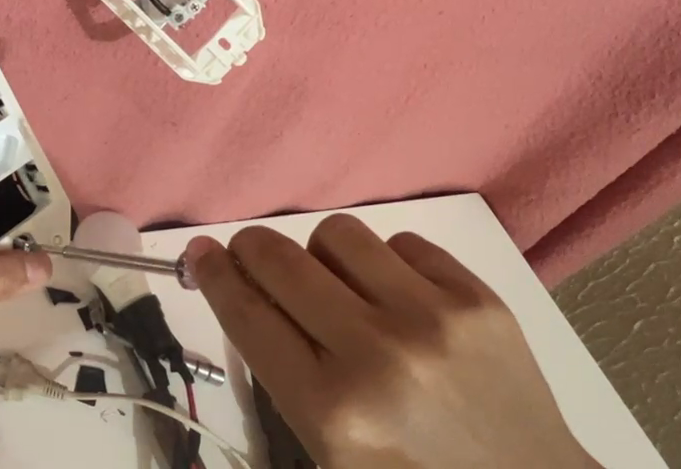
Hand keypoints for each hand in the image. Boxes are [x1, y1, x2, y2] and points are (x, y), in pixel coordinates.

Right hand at [185, 216, 598, 468]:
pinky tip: (398, 298)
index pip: (246, 313)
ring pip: (336, 233)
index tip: (200, 253)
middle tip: (251, 258)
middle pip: (279, 259)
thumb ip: (281, 371)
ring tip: (338, 286)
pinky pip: (401, 241)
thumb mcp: (329, 452)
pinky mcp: (481, 299)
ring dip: (321, 255)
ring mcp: (435, 320)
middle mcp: (379, 355)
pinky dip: (386, 262)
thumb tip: (241, 287)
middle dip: (251, 250)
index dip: (213, 274)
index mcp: (333, 413)